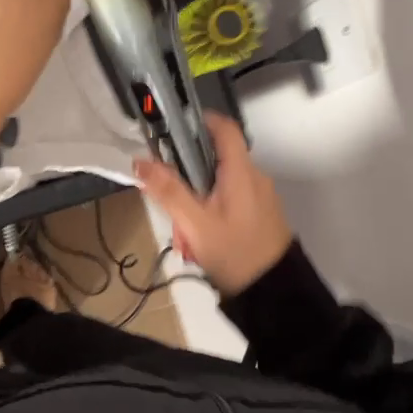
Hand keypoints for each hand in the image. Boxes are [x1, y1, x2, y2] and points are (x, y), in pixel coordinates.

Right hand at [134, 113, 293, 295]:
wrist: (273, 291)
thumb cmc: (235, 253)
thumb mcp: (195, 223)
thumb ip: (168, 191)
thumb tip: (140, 162)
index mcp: (241, 172)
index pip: (224, 128)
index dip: (199, 122)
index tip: (173, 131)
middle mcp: (254, 177)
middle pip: (215, 159)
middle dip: (188, 175)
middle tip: (169, 200)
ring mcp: (260, 197)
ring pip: (220, 183)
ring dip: (197, 199)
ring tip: (184, 232)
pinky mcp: (261, 214)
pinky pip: (231, 200)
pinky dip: (211, 211)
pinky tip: (201, 238)